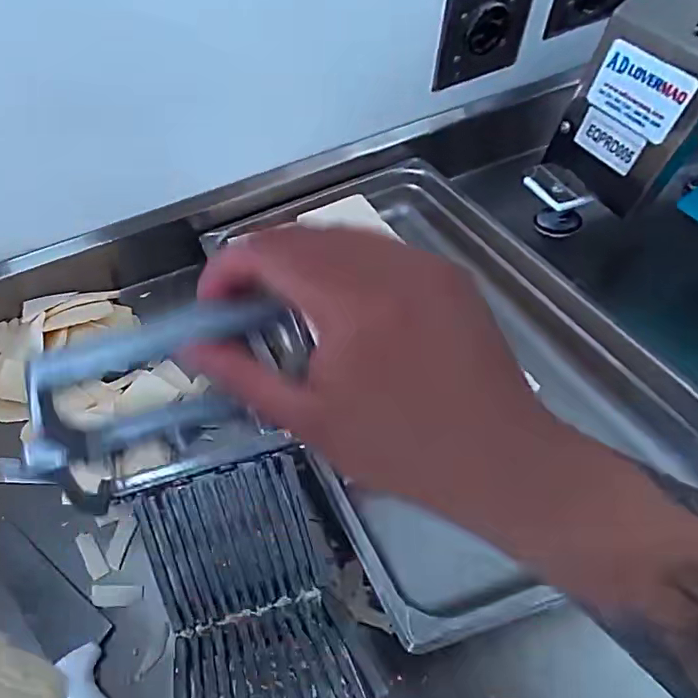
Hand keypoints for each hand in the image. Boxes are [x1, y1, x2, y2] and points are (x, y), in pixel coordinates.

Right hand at [182, 225, 615, 539]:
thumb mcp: (306, 419)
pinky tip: (329, 300)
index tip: (210, 305)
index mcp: (351, 302)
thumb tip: (190, 347)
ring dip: (291, 258)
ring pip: (333, 233)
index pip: (266, 252)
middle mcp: (388, 267)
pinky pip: (371, 246)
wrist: (506, 464)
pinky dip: (333, 261)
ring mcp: (422, 264)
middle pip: (296, 234)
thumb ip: (240, 374)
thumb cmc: (400, 451)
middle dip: (252, 262)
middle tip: (236, 307)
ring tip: (276, 302)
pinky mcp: (444, 273)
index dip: (224, 270)